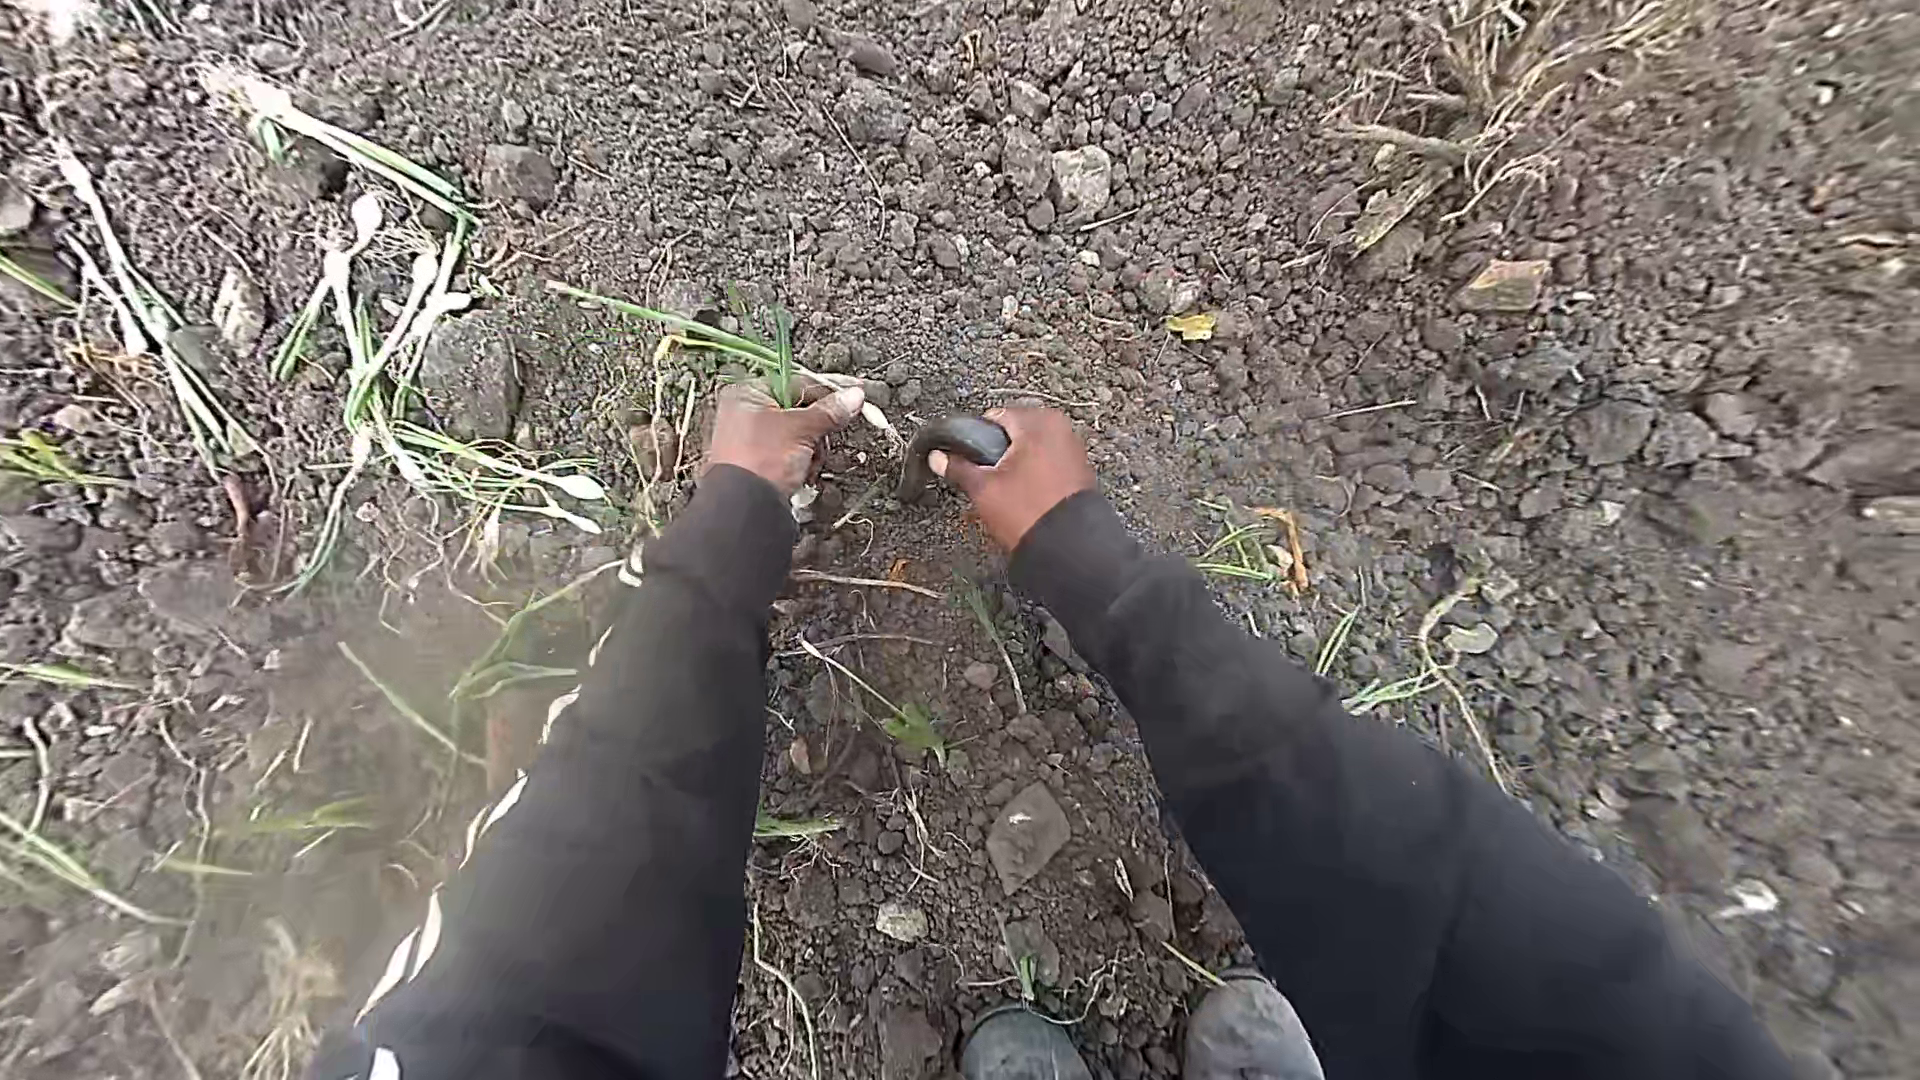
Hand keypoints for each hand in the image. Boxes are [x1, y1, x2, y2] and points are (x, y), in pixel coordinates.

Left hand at [705, 379, 865, 497]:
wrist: (745, 507)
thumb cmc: (763, 460)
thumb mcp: (801, 429)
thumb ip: (830, 411)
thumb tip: (855, 395)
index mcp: (750, 393)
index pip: (799, 383)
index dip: (830, 390)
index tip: (856, 393)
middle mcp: (749, 412)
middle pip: (802, 411)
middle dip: (818, 430)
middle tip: (820, 441)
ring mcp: (755, 438)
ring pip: (802, 435)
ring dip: (813, 449)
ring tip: (808, 462)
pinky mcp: (763, 462)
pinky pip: (794, 453)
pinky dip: (804, 462)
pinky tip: (803, 473)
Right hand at [929, 407, 1094, 549]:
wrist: (1070, 547)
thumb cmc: (1027, 512)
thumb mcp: (983, 489)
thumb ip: (958, 468)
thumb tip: (937, 457)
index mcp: (1038, 421)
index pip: (995, 417)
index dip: (976, 439)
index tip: (969, 461)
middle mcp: (1060, 428)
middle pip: (1014, 435)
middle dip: (997, 455)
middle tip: (985, 482)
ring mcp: (1073, 449)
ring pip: (1031, 452)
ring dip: (1014, 468)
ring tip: (1003, 494)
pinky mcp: (1080, 471)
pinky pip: (1047, 466)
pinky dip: (1033, 477)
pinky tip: (1023, 499)